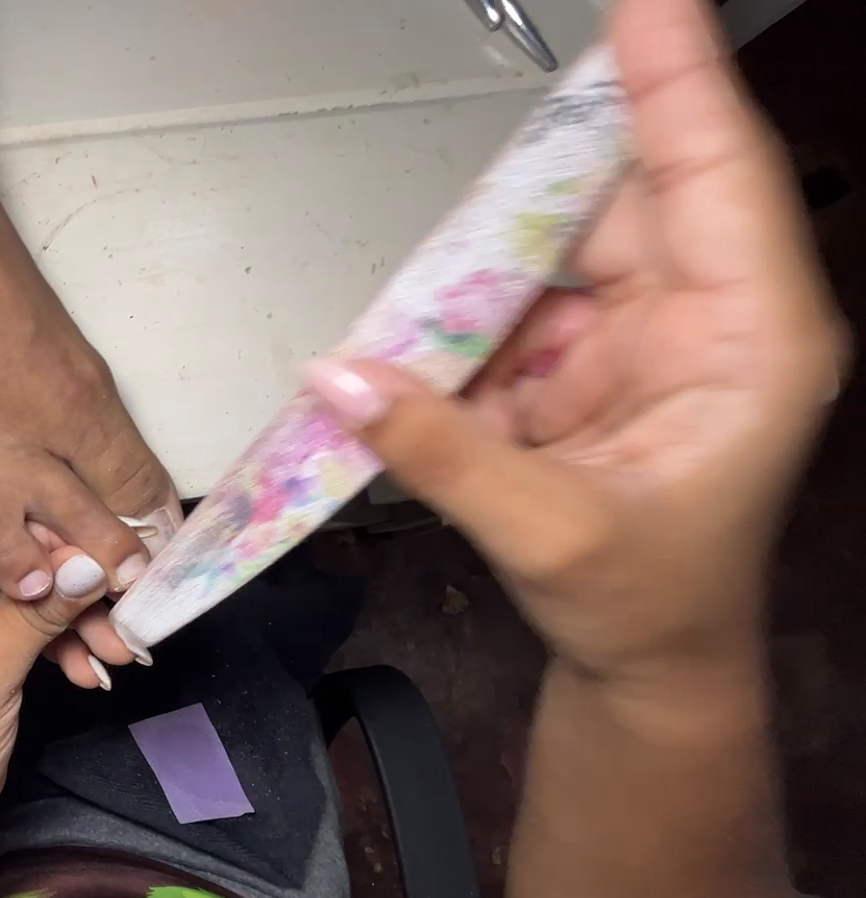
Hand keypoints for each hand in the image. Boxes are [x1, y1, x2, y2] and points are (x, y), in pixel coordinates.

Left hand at [0, 547, 131, 844]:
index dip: (50, 542)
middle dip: (72, 590)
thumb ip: (38, 613)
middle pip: (15, 566)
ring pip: (29, 598)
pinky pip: (29, 627)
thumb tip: (91, 561)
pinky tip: (92, 671)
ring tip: (119, 654)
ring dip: (77, 624)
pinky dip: (63, 646)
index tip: (110, 559)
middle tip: (128, 609)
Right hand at [305, 0, 847, 686]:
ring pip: (526, 282)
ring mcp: (615, 353)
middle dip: (512, 224)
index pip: (710, 181)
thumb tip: (334, 377)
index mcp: (742, 340)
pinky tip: (403, 375)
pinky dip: (436, 352)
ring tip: (405, 337)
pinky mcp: (558, 383)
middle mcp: (686, 326)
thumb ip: (435, 449)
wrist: (638, 654)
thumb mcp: (542, 525)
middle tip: (445, 236)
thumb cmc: (639, 596)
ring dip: (456, 302)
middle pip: (599, 224)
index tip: (636, 7)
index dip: (672, 88)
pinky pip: (486, 338)